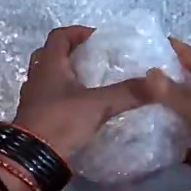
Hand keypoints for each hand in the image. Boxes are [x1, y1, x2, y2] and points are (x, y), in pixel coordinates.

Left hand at [11, 27, 151, 159]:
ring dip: (66, 75)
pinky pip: (49, 97)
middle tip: (93, 58)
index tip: (97, 37)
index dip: (77, 32)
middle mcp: (37, 77)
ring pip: (49, 77)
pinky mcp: (35, 117)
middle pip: (50, 55)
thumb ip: (127, 92)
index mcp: (49, 65)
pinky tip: (81, 106)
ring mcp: (33, 98)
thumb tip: (157, 82)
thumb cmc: (61, 121)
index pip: (59, 36)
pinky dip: (64, 96)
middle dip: (71, 52)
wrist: (33, 158)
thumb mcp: (98, 105)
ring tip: (90, 82)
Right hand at [143, 39, 190, 190]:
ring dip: (163, 109)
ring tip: (133, 103)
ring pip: (183, 116)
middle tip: (134, 73)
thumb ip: (182, 99)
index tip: (158, 41)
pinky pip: (182, 146)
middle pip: (188, 88)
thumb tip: (149, 72)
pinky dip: (166, 143)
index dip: (183, 51)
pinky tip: (146, 143)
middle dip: (167, 78)